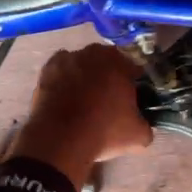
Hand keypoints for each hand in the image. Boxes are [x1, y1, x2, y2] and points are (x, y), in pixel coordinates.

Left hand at [5, 43, 152, 191]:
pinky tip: (65, 98)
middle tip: (108, 101)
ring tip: (83, 102)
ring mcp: (69, 58)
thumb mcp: (138, 136)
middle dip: (108, 77)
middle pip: (107, 63)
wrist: (61, 139)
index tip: (131, 100)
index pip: (133, 68)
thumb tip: (142, 125)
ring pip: (83, 65)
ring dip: (85, 77)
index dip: (133, 84)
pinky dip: (64, 80)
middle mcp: (95, 53)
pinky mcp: (47, 70)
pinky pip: (61, 71)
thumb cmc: (104, 131)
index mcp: (120, 62)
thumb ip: (145, 125)